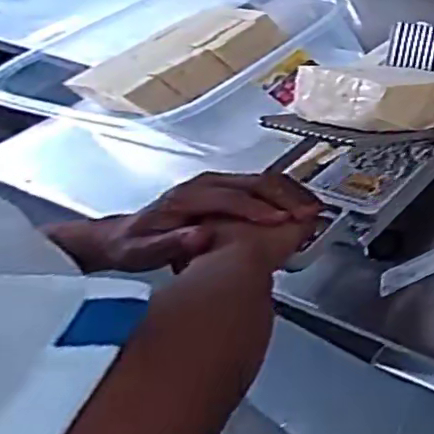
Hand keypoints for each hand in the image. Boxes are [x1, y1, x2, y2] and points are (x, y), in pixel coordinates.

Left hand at [49, 172, 321, 273]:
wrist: (121, 235)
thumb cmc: (131, 246)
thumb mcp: (138, 253)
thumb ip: (167, 245)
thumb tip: (203, 236)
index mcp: (190, 195)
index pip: (233, 198)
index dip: (259, 209)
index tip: (282, 222)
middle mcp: (210, 182)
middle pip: (258, 182)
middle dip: (287, 197)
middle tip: (309, 213)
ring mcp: (223, 182)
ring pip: (267, 180)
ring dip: (293, 194)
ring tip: (312, 209)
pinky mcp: (233, 186)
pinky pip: (267, 185)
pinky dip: (288, 194)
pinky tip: (300, 205)